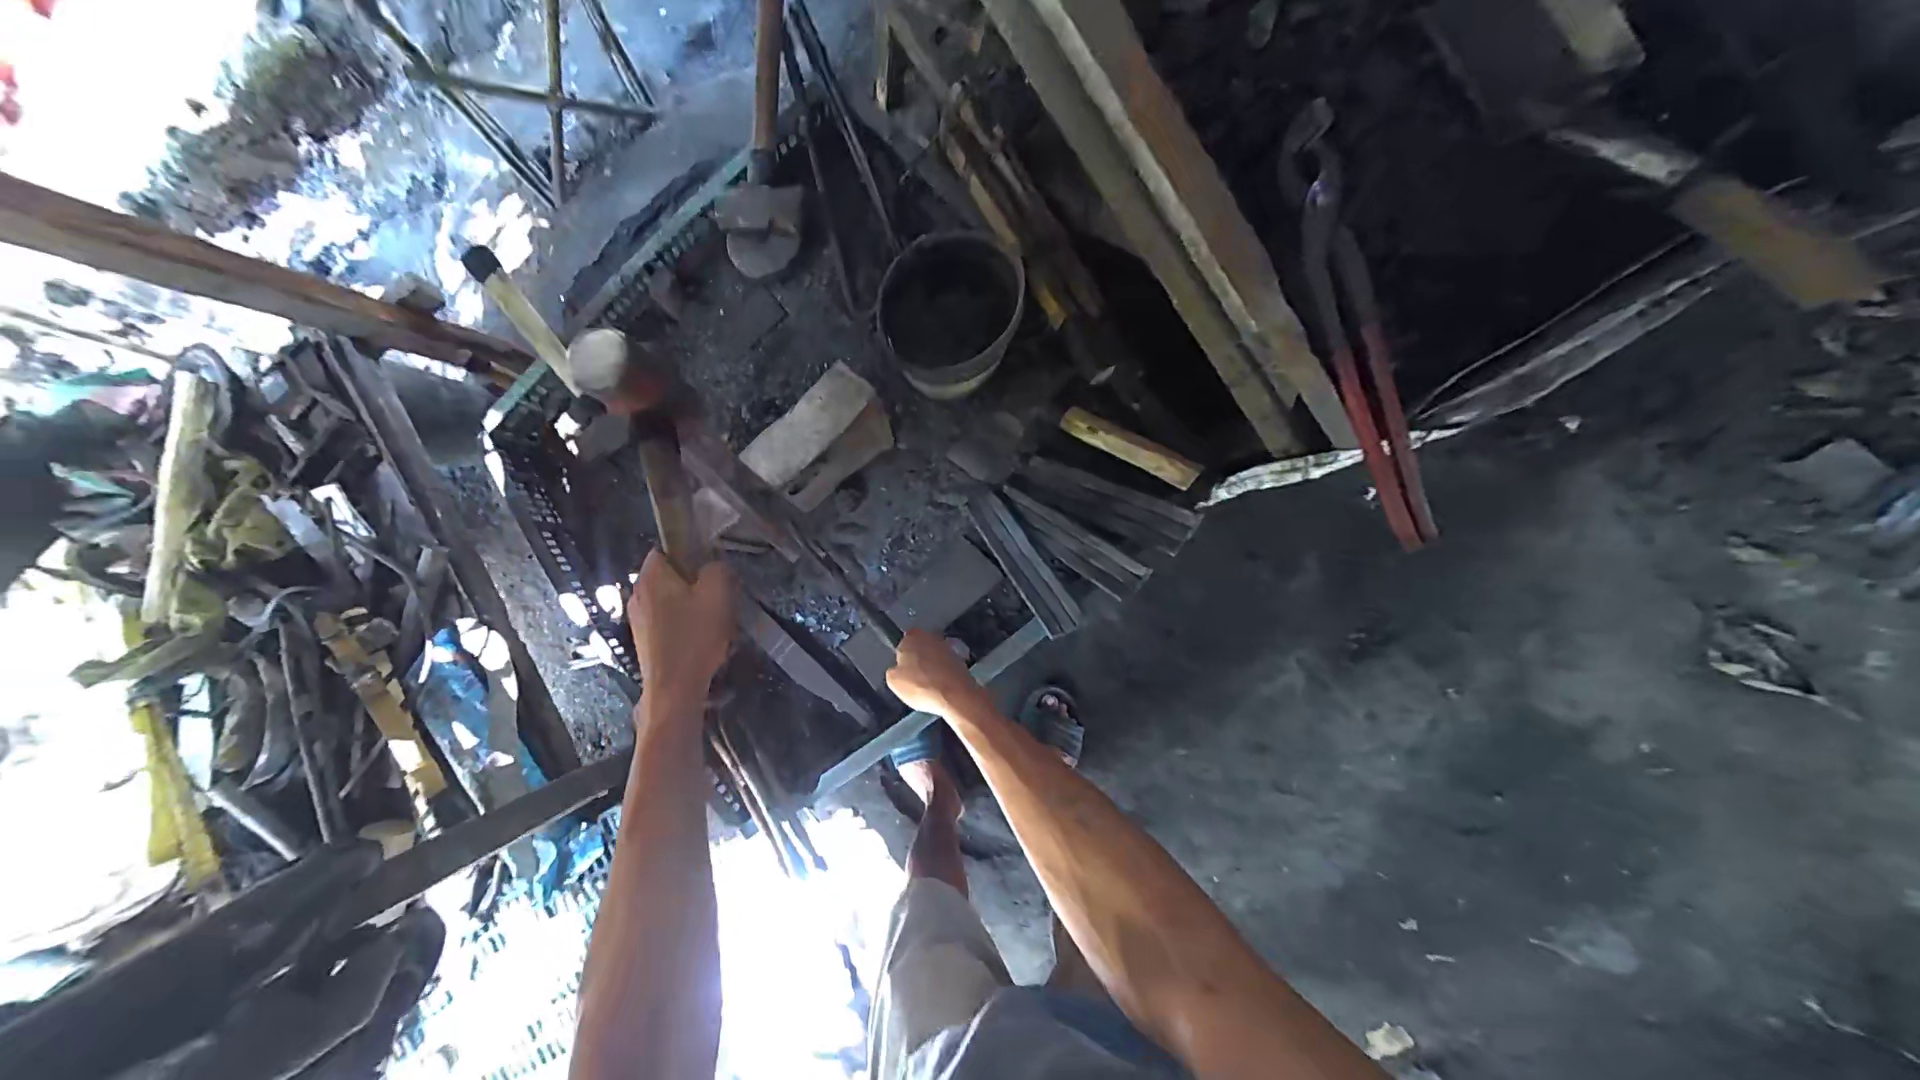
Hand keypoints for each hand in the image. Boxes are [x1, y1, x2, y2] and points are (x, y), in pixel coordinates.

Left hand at [628, 551, 735, 711]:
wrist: (673, 688)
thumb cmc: (694, 636)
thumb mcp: (717, 595)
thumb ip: (717, 570)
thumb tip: (714, 565)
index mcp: (652, 575)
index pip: (666, 547)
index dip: (690, 551)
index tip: (712, 565)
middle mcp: (638, 592)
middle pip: (669, 575)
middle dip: (693, 580)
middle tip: (718, 593)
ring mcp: (638, 618)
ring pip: (669, 598)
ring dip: (690, 603)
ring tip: (713, 618)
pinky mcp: (644, 639)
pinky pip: (666, 620)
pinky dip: (683, 622)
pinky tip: (701, 637)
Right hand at [886, 628, 982, 717]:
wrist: (956, 696)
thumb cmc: (921, 685)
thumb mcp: (893, 681)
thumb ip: (894, 669)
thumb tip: (899, 668)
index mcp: (912, 636)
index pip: (903, 644)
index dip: (903, 658)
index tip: (904, 672)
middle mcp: (932, 635)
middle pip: (920, 648)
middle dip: (919, 659)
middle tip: (916, 678)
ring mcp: (949, 646)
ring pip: (934, 656)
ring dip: (932, 666)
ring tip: (930, 685)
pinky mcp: (961, 659)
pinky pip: (947, 666)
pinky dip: (944, 673)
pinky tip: (942, 686)